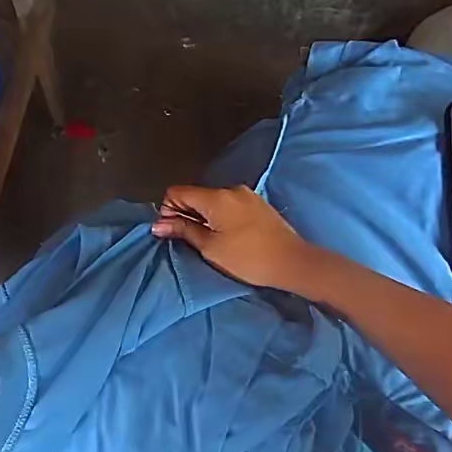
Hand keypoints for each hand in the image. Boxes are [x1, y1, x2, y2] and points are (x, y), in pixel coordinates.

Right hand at [151, 185, 328, 294]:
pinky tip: (227, 237)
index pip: (177, 192)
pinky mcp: (258, 205)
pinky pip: (229, 205)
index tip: (172, 231)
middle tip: (188, 240)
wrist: (291, 262)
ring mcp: (247, 195)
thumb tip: (159, 225)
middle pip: (195, 195)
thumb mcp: (210, 248)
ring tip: (209, 241)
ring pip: (212, 201)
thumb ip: (183, 231)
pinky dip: (220, 217)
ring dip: (203, 217)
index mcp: (216, 197)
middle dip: (185, 214)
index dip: (168, 210)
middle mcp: (231, 189)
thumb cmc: (247, 258)